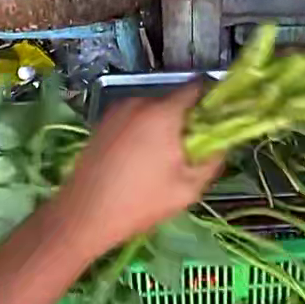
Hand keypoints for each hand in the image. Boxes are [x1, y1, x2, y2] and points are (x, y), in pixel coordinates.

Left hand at [47, 83, 222, 257]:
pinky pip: (135, 117)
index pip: (197, 87)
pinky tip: (140, 158)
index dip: (212, 99)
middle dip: (187, 117)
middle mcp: (139, 102)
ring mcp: (117, 110)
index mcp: (163, 112)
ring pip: (154, 108)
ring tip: (163, 156)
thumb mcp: (188, 189)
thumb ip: (213, 160)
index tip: (218, 119)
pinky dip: (144, 129)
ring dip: (164, 124)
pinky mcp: (103, 122)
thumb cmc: (139, 202)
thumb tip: (222, 143)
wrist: (81, 216)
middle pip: (175, 99)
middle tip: (190, 147)